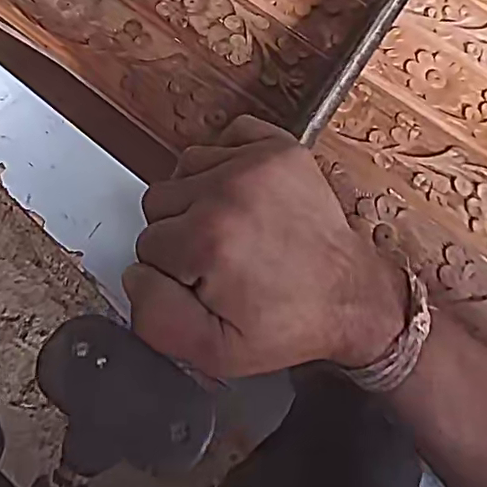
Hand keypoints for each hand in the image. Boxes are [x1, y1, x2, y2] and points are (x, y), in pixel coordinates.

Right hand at [123, 116, 407, 376]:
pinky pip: (227, 135)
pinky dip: (226, 159)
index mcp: (209, 240)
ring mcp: (257, 164)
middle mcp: (229, 192)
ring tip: (232, 225)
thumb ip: (155, 317)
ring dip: (198, 195)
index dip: (172, 269)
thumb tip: (135, 275)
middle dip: (180, 232)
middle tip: (217, 257)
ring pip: (184, 168)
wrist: (351, 296)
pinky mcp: (279, 148)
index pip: (147, 244)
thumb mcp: (215, 351)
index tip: (204, 280)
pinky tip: (240, 192)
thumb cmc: (291, 321)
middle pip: (160, 201)